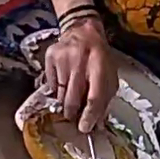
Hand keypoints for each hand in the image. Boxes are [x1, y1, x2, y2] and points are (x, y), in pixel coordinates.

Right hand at [40, 15, 116, 132]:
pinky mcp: (50, 57)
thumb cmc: (99, 57)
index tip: (84, 128)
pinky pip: (50, 84)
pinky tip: (63, 81)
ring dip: (64, 103)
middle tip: (73, 118)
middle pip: (73, 98)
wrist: (82, 30)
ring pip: (59, 95)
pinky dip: (56, 90)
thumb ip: (105, 99)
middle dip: (73, 114)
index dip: (89, 116)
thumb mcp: (109, 75)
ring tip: (70, 98)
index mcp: (100, 64)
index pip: (94, 97)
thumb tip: (97, 124)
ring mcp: (63, 58)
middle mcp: (80, 60)